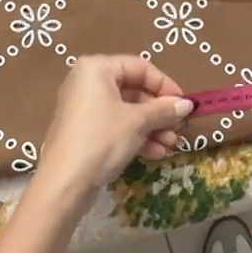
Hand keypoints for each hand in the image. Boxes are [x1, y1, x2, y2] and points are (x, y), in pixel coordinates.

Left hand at [35, 56, 192, 194]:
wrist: (63, 185)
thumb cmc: (102, 140)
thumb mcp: (138, 122)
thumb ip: (164, 110)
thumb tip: (188, 105)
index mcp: (97, 68)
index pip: (140, 67)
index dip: (166, 85)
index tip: (184, 104)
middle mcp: (88, 82)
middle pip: (134, 90)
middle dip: (159, 112)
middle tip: (180, 128)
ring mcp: (85, 107)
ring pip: (127, 111)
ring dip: (152, 127)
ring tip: (171, 145)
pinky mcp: (84, 131)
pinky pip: (116, 125)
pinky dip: (136, 136)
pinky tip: (156, 153)